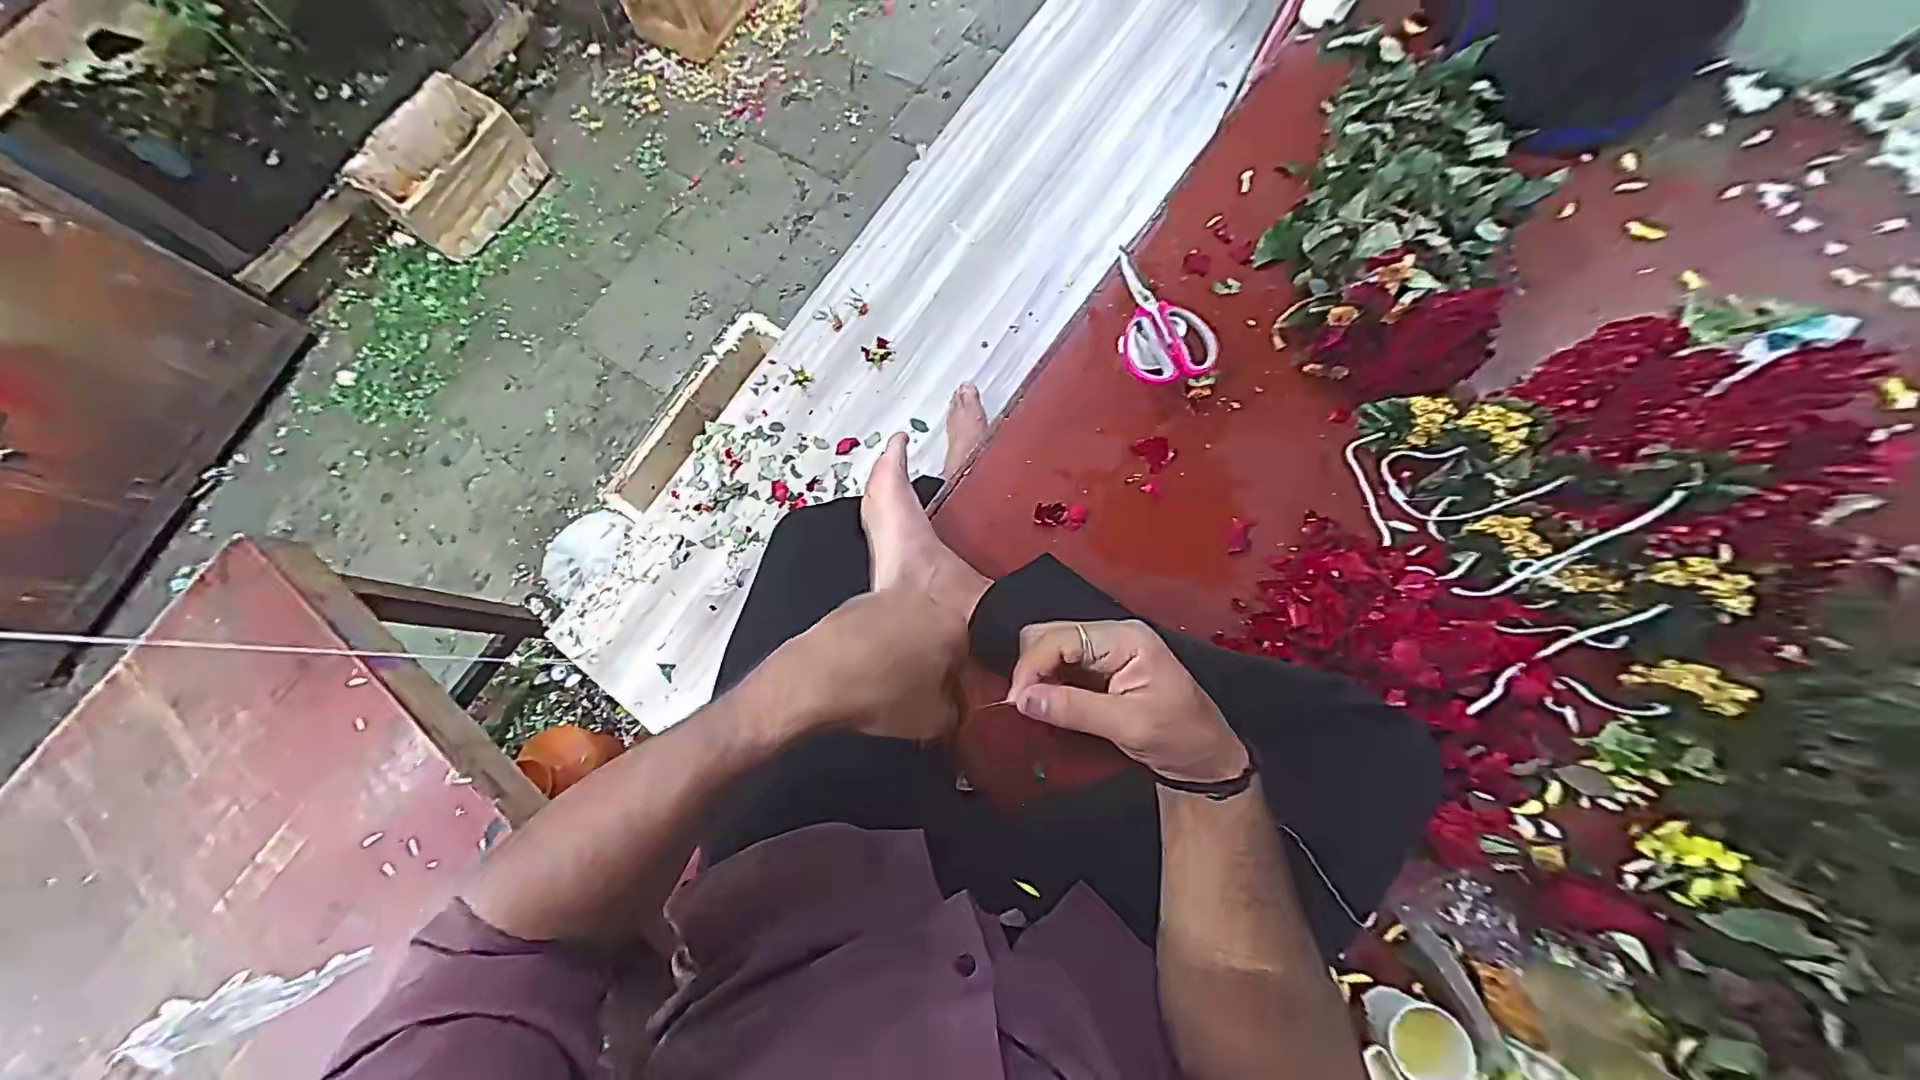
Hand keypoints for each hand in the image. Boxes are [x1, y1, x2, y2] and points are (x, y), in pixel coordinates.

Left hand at [761, 588, 967, 742]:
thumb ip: (955, 714)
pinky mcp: (857, 601)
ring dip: (901, 652)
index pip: (967, 656)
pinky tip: (862, 672)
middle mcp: (925, 602)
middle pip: (937, 636)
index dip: (955, 683)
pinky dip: (874, 645)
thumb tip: (952, 711)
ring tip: (884, 686)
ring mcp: (888, 597)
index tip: (944, 700)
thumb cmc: (878, 695)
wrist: (817, 678)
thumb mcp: (934, 721)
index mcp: (953, 626)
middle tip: (916, 694)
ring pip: (907, 629)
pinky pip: (876, 626)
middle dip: (929, 663)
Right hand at [1008, 620, 1248, 783]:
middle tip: (1021, 706)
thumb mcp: (1131, 726)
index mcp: (1126, 638)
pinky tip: (1043, 706)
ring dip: (1035, 677)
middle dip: (1030, 668)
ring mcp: (1104, 651)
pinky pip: (1059, 667)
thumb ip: (1075, 709)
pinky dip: (1045, 685)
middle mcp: (1112, 636)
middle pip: (1050, 635)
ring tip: (1030, 708)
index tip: (1017, 701)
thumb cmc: (1182, 738)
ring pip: (1049, 649)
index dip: (1032, 666)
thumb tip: (1024, 699)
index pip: (1062, 638)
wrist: (1207, 760)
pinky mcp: (1098, 670)